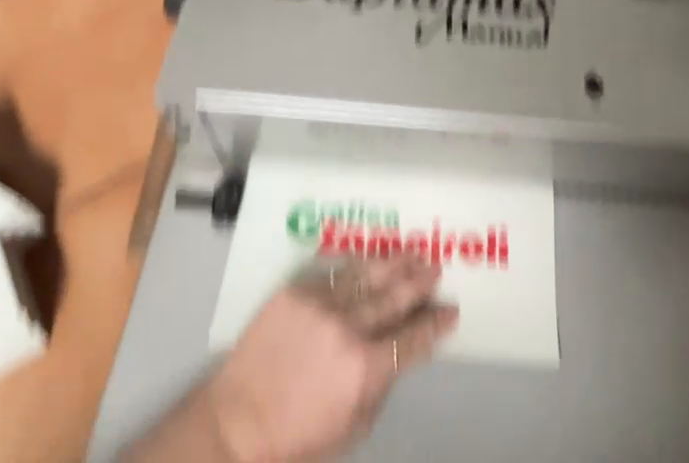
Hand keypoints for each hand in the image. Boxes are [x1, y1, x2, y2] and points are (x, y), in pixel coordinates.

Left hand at [207, 255, 459, 462]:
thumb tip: (398, 352)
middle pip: (394, 297)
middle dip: (419, 282)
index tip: (452, 311)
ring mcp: (319, 306)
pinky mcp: (294, 293)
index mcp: (366, 367)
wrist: (236, 422)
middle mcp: (348, 328)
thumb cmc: (298, 436)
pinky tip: (368, 258)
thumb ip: (381, 384)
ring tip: (412, 252)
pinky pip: (332, 272)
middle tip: (436, 268)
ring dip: (393, 263)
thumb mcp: (355, 424)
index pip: (413, 337)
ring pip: (366, 276)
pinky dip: (354, 264)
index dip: (436, 323)